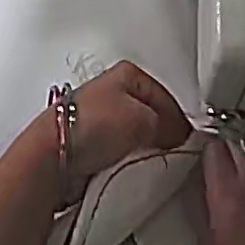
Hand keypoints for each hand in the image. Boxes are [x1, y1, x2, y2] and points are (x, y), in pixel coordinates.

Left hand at [45, 61, 191, 179]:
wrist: (54, 155)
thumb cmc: (89, 125)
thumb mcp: (143, 120)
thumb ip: (167, 127)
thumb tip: (177, 137)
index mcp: (128, 73)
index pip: (166, 97)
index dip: (179, 120)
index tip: (189, 141)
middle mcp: (113, 91)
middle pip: (151, 115)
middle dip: (163, 135)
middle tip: (172, 153)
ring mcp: (102, 118)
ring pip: (137, 136)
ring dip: (145, 151)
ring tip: (149, 165)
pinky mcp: (93, 144)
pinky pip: (121, 153)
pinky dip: (129, 162)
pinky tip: (131, 171)